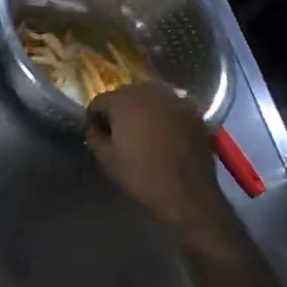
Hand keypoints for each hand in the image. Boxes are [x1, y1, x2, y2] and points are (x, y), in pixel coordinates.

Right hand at [86, 84, 233, 252]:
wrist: (189, 193)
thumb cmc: (143, 176)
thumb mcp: (108, 161)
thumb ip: (94, 139)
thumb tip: (94, 130)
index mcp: (124, 102)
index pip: (99, 102)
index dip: (95, 118)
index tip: (98, 134)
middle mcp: (149, 92)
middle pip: (124, 95)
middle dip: (119, 111)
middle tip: (120, 134)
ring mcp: (174, 99)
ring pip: (149, 98)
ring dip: (142, 111)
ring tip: (143, 133)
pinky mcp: (193, 111)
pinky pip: (169, 107)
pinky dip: (163, 116)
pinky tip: (165, 135)